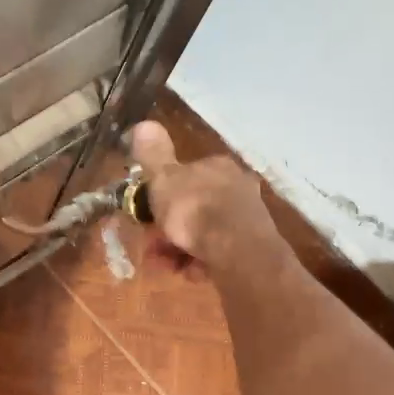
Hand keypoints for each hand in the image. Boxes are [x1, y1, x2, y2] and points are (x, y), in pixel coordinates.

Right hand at [129, 121, 292, 278]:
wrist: (235, 248)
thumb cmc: (194, 209)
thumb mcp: (164, 180)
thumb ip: (153, 156)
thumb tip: (143, 124)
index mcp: (214, 166)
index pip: (182, 178)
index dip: (160, 199)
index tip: (145, 218)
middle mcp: (234, 185)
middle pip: (190, 207)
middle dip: (167, 230)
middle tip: (152, 248)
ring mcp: (244, 215)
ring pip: (201, 232)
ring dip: (178, 249)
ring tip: (167, 265)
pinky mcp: (250, 243)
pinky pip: (214, 251)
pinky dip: (198, 260)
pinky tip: (190, 270)